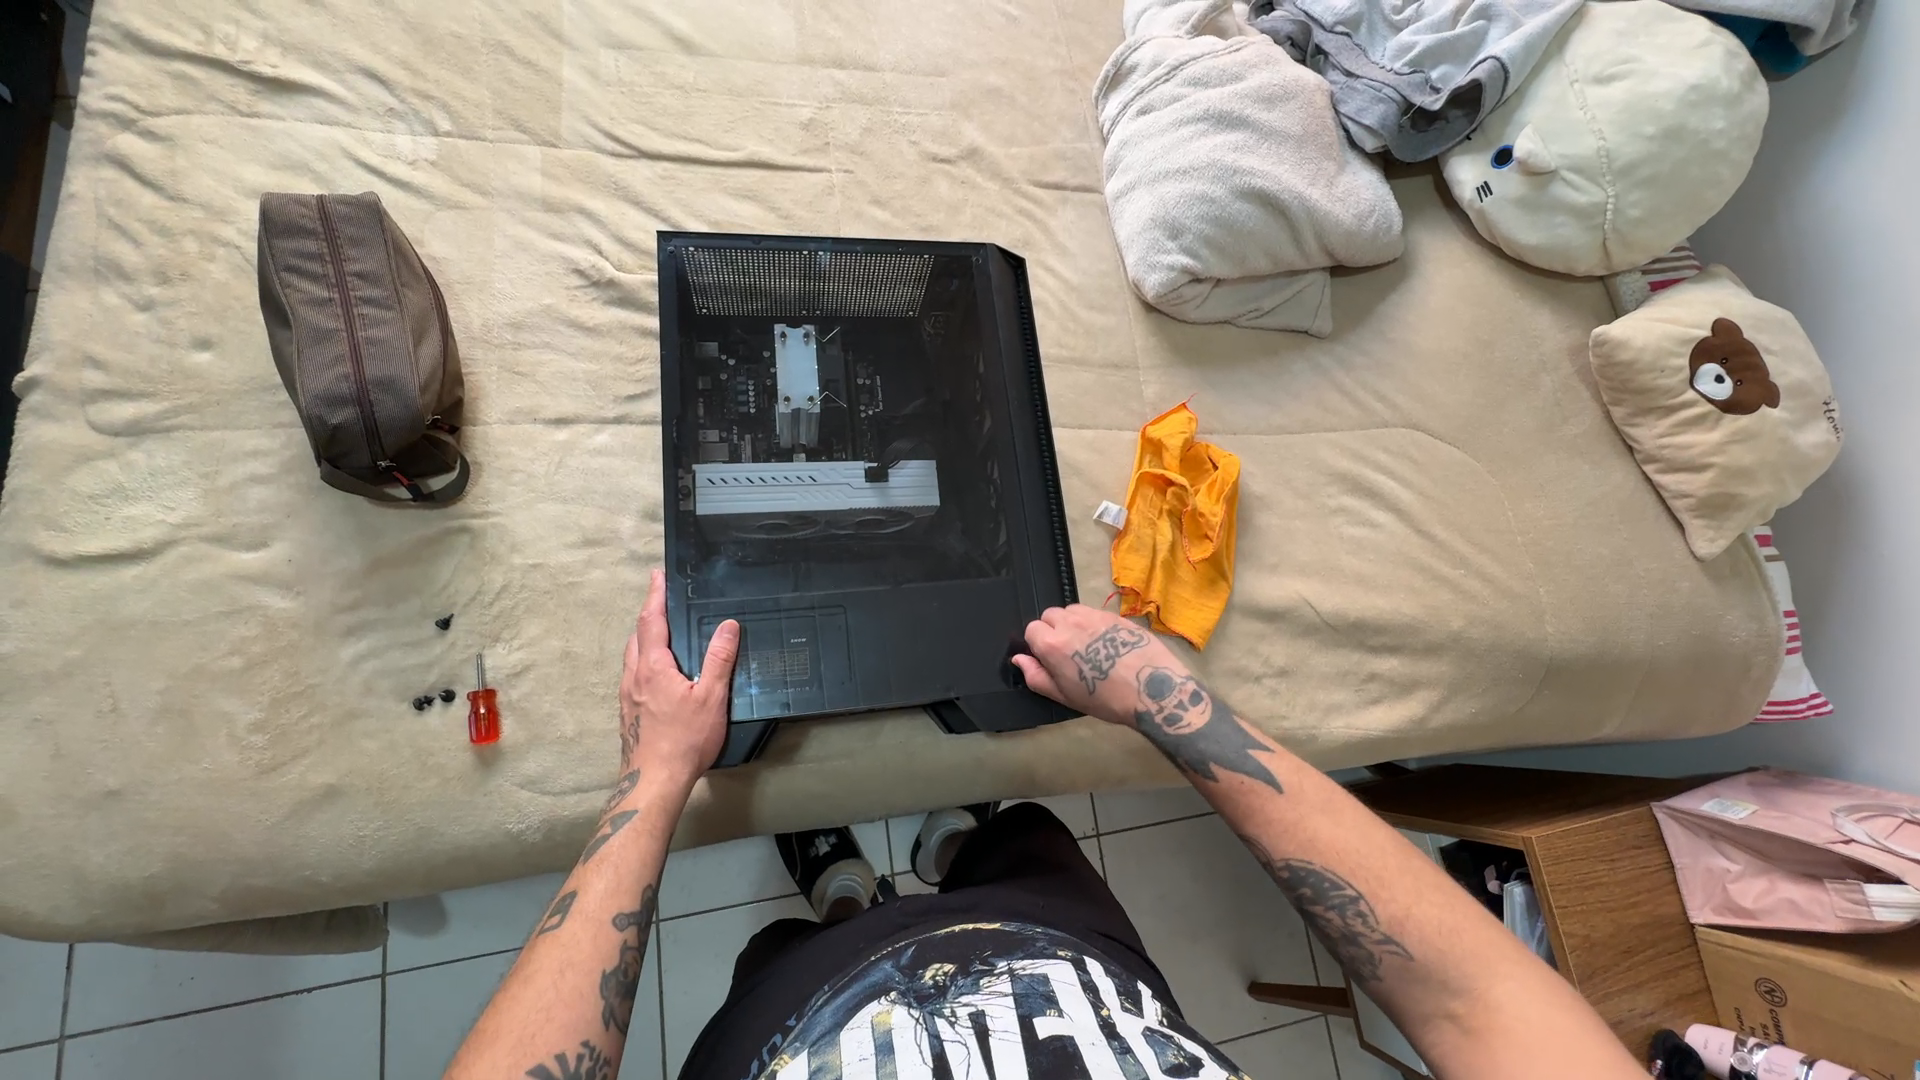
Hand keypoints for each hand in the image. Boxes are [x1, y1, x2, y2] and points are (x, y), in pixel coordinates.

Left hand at [619, 568, 739, 788]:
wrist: (653, 782)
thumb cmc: (685, 739)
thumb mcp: (711, 697)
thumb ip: (719, 659)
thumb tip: (728, 625)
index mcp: (653, 667)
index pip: (652, 621)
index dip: (656, 596)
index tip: (657, 575)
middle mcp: (634, 676)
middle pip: (637, 635)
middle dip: (648, 614)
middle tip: (663, 600)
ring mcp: (627, 696)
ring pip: (632, 656)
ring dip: (643, 637)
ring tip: (660, 631)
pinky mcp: (627, 712)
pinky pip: (632, 674)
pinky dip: (643, 659)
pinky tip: (655, 672)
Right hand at [1012, 605, 1189, 725]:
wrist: (1152, 689)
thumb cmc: (1105, 699)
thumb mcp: (1065, 696)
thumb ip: (1036, 676)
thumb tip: (1019, 659)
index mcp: (1052, 644)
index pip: (1031, 629)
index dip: (1037, 644)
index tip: (1050, 659)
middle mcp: (1069, 622)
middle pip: (1050, 615)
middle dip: (1053, 630)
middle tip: (1069, 653)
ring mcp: (1093, 615)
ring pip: (1071, 610)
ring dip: (1072, 623)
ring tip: (1087, 645)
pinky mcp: (1114, 614)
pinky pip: (1093, 612)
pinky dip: (1092, 623)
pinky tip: (1106, 641)